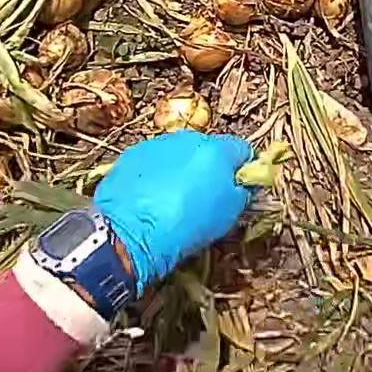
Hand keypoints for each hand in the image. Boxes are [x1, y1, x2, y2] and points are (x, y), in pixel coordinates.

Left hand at [94, 131, 253, 290]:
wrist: (128, 233)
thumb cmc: (187, 224)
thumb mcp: (229, 214)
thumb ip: (242, 191)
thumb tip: (242, 184)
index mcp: (217, 149)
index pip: (243, 149)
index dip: (242, 170)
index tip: (237, 189)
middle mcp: (189, 138)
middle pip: (210, 149)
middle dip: (210, 168)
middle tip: (205, 197)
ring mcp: (158, 144)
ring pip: (181, 154)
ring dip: (182, 170)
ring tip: (172, 201)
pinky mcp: (131, 155)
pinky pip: (154, 162)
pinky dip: (156, 175)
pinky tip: (150, 199)